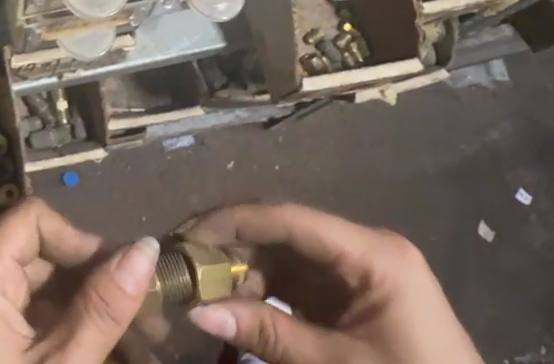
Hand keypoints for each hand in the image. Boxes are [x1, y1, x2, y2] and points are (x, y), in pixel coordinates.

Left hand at [0, 197, 159, 363]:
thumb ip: (104, 306)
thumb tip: (147, 246)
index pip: (33, 221)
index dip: (83, 241)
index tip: (126, 278)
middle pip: (39, 258)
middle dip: (98, 285)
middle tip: (151, 324)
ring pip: (40, 296)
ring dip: (91, 315)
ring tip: (143, 351)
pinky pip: (27, 325)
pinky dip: (66, 337)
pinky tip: (109, 356)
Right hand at [178, 202, 481, 363]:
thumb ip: (267, 335)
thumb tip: (196, 310)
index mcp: (373, 253)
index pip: (289, 218)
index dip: (232, 221)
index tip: (185, 236)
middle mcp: (364, 249)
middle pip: (283, 233)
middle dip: (231, 246)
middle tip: (180, 261)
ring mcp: (359, 275)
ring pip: (285, 257)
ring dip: (242, 270)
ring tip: (196, 285)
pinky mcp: (354, 300)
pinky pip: (298, 283)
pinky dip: (264, 292)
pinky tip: (231, 303)